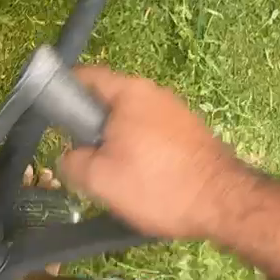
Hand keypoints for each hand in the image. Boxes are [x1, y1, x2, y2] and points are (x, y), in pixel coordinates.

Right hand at [56, 66, 256, 239]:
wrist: (224, 203)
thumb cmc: (158, 187)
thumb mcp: (100, 180)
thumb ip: (72, 163)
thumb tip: (68, 156)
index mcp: (129, 92)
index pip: (85, 77)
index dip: (62, 95)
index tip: (54, 122)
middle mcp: (156, 93)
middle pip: (110, 104)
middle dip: (94, 132)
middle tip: (89, 164)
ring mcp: (179, 113)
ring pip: (134, 125)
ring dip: (121, 148)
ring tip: (121, 181)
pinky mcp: (194, 136)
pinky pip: (157, 139)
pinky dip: (146, 156)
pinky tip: (149, 184)